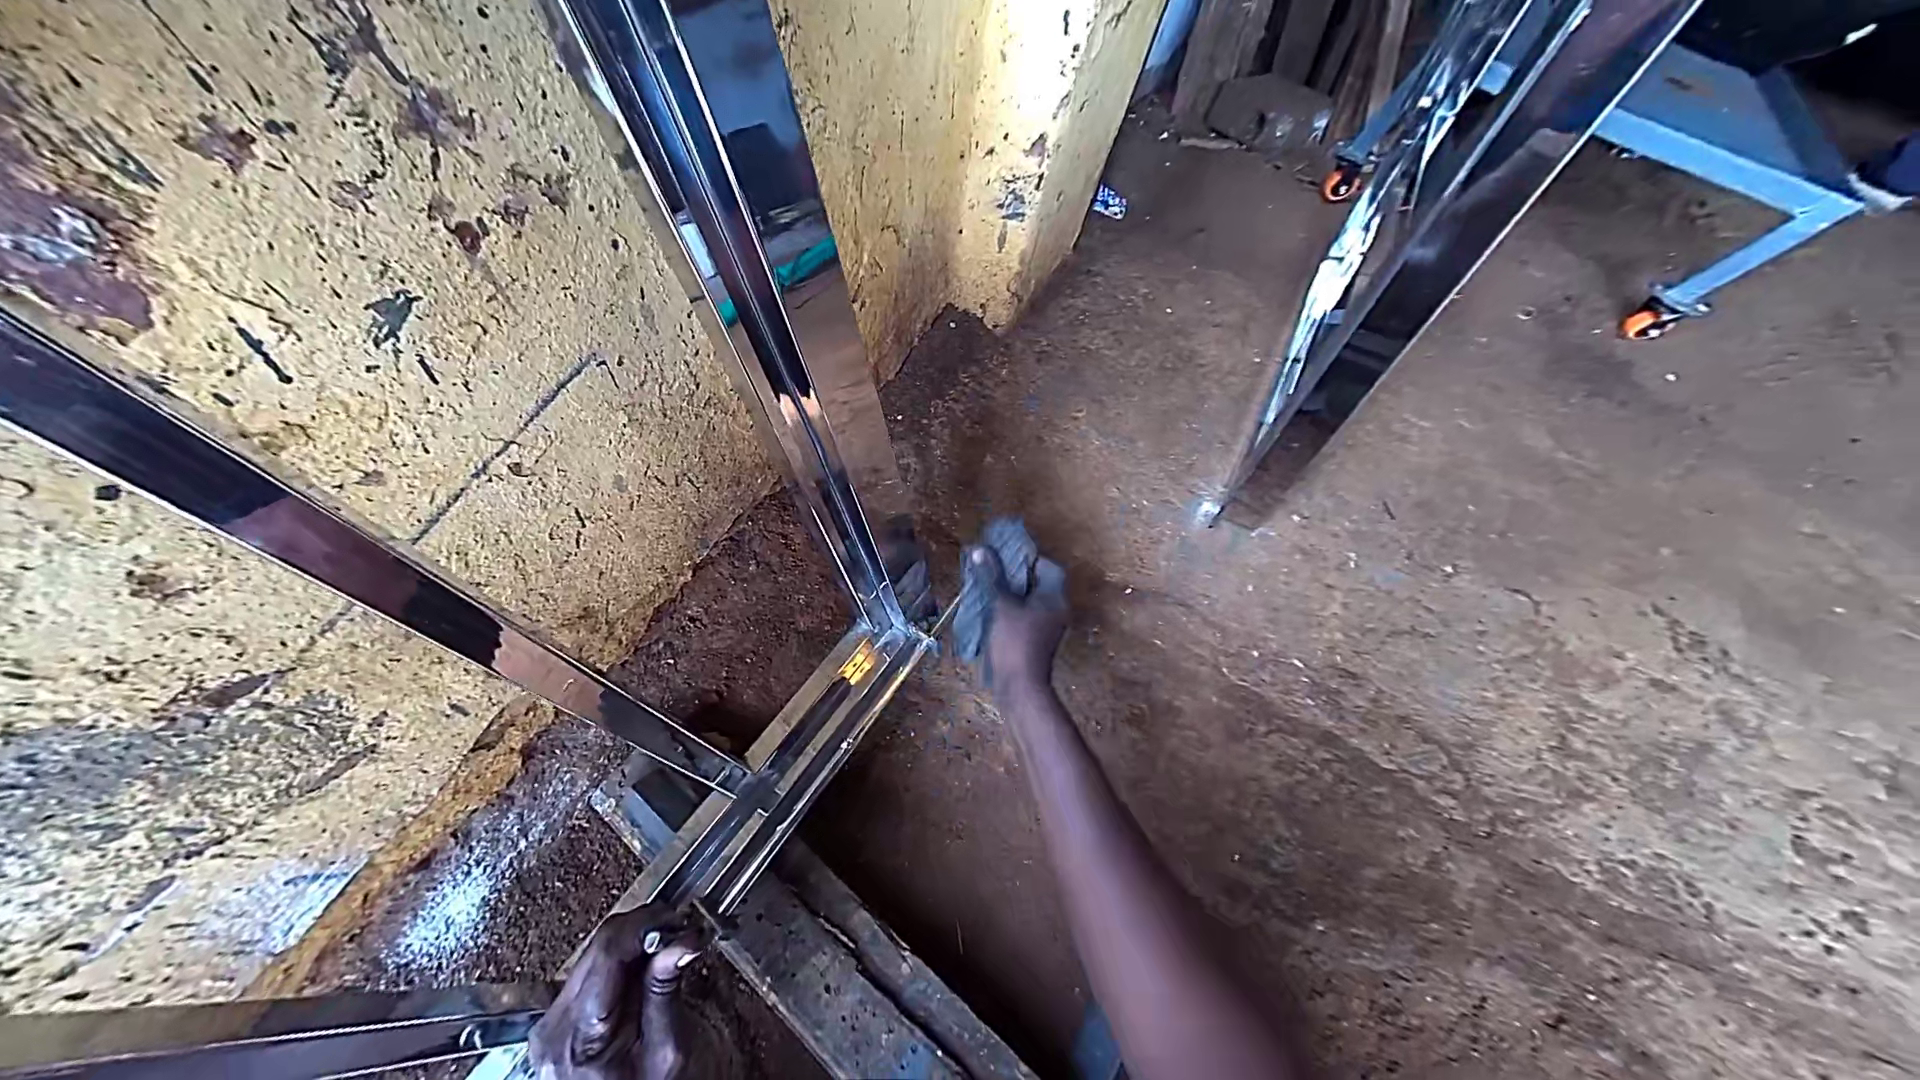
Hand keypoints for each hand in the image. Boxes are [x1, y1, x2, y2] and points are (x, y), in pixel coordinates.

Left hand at [528, 904, 704, 1079]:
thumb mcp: (670, 1050)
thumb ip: (666, 990)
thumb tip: (681, 939)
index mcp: (578, 1036)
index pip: (608, 950)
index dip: (648, 924)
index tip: (680, 922)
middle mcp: (554, 1026)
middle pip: (600, 945)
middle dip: (646, 929)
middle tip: (682, 932)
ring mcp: (552, 1024)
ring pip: (597, 951)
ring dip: (638, 941)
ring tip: (671, 951)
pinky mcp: (559, 1021)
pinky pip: (594, 970)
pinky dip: (626, 960)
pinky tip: (650, 969)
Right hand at [967, 545, 1068, 697]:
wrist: (1020, 687)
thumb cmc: (1015, 642)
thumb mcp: (1002, 605)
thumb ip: (993, 576)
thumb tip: (979, 549)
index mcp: (1055, 597)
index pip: (1049, 567)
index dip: (1029, 558)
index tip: (1006, 554)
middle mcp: (1056, 609)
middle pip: (1039, 582)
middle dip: (1016, 574)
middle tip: (992, 566)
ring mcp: (1047, 626)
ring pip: (1030, 599)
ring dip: (1011, 591)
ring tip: (987, 584)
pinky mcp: (1035, 639)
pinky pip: (1025, 615)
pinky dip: (1011, 608)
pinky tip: (990, 607)